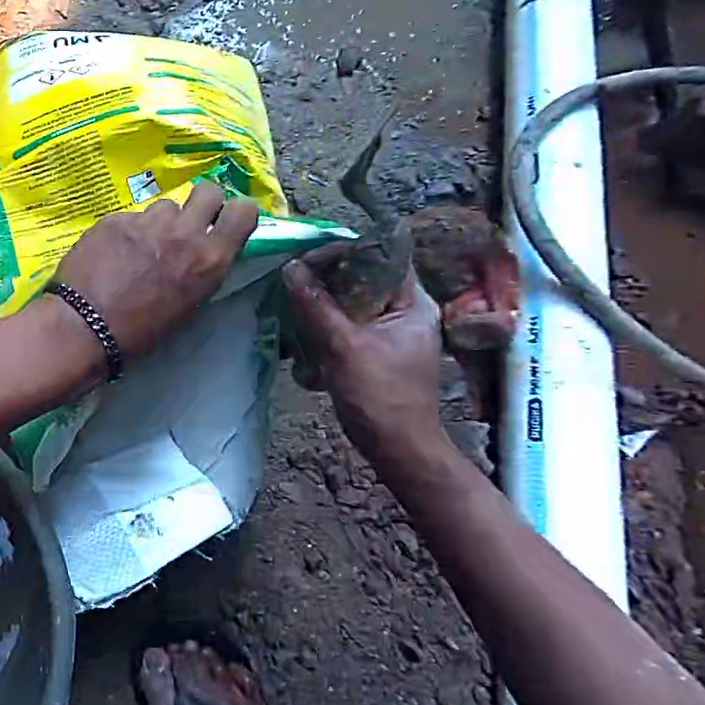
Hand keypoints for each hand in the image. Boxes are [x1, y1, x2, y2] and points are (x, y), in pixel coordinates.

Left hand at [54, 180, 258, 357]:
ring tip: (142, 246)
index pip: (244, 211)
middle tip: (188, 223)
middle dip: (203, 202)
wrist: (85, 327)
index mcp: (210, 259)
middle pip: (208, 191)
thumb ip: (202, 269)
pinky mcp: (116, 219)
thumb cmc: (142, 332)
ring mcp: (148, 221)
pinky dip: (127, 231)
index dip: (236, 212)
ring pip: (165, 206)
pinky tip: (112, 253)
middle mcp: (184, 233)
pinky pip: (131, 217)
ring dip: (160, 221)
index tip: (226, 220)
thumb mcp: (190, 305)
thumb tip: (203, 251)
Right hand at [283, 245, 443, 450]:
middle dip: (325, 282)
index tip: (309, 260)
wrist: (399, 452)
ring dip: (321, 307)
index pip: (381, 257)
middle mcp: (406, 311)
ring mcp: (391, 332)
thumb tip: (291, 268)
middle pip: (362, 278)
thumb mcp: (344, 347)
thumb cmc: (380, 398)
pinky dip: (326, 329)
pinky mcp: (376, 350)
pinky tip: (304, 342)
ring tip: (294, 312)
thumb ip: (316, 306)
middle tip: (294, 284)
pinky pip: (347, 325)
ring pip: (350, 303)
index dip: (346, 252)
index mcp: (413, 303)